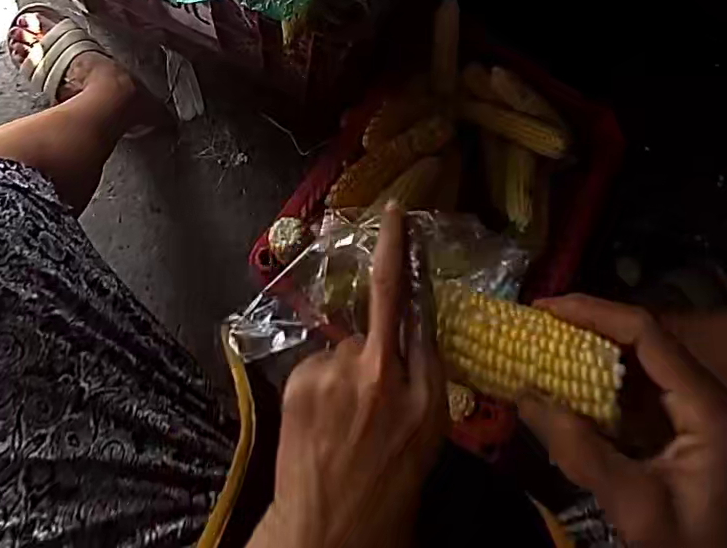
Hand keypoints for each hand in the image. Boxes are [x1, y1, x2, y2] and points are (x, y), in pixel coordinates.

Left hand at [248, 204, 446, 547]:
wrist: (323, 537)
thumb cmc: (386, 492)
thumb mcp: (423, 438)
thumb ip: (419, 380)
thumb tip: (409, 331)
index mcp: (425, 398)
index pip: (424, 314)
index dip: (419, 270)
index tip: (413, 230)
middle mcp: (383, 376)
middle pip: (386, 296)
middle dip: (392, 247)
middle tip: (395, 213)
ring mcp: (338, 373)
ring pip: (346, 344)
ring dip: (347, 364)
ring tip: (343, 413)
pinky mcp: (301, 379)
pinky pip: (319, 361)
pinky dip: (323, 378)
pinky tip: (322, 415)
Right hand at [519, 295, 726, 547]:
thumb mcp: (638, 510)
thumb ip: (580, 451)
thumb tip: (523, 395)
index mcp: (707, 406)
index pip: (644, 332)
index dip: (591, 312)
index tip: (543, 309)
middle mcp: (707, 398)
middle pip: (640, 340)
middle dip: (585, 327)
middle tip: (536, 323)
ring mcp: (698, 417)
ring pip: (636, 364)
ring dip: (589, 353)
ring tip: (545, 347)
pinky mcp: (685, 436)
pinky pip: (636, 394)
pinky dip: (599, 385)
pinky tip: (568, 390)